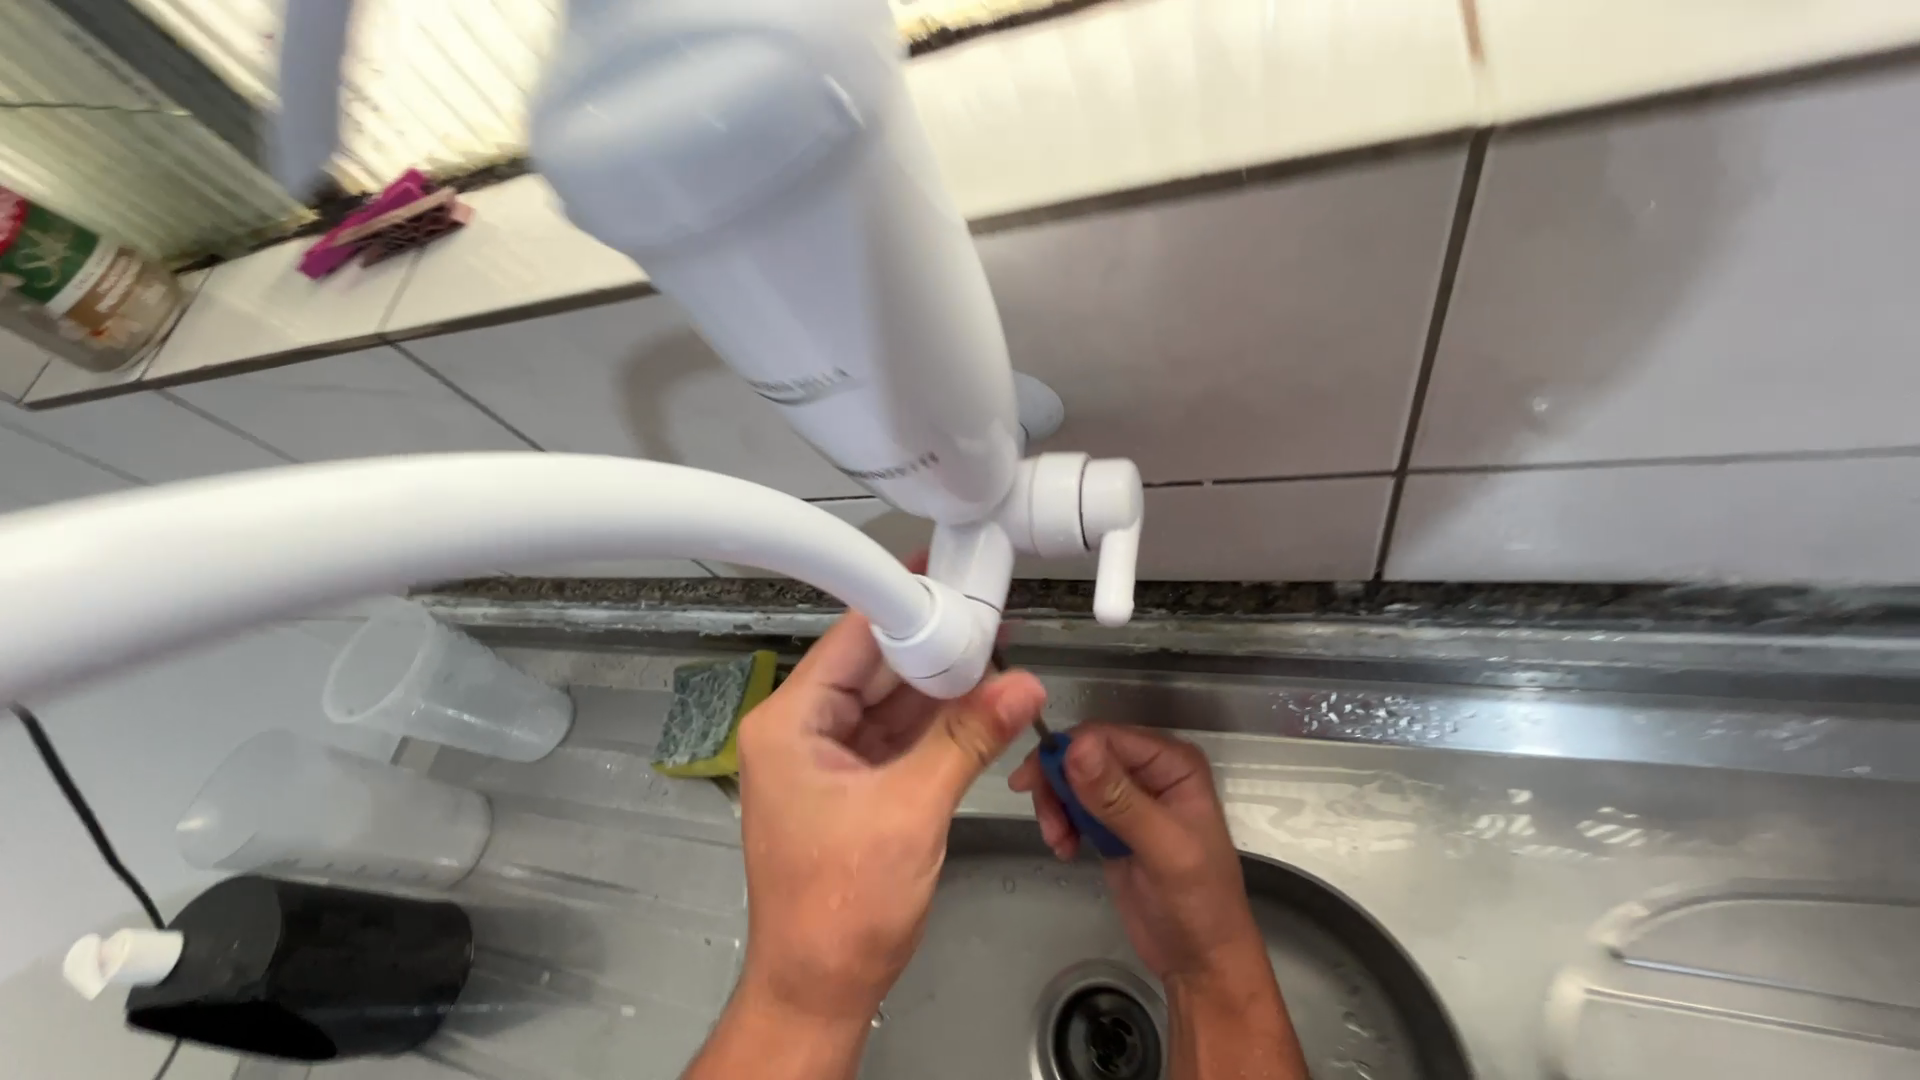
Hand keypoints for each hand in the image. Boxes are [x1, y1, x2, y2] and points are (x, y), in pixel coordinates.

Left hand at [732, 612, 1046, 1025]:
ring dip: (938, 684)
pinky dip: (934, 720)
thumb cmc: (838, 912)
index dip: (903, 606)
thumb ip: (969, 738)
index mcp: (790, 724)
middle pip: (873, 665)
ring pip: (889, 699)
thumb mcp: (913, 810)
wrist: (821, 988)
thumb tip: (1020, 687)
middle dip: (932, 647)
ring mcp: (826, 756)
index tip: (948, 583)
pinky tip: (975, 701)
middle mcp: (801, 731)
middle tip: (985, 621)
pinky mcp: (851, 781)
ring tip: (992, 655)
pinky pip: (896, 733)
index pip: (851, 638)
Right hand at [1010, 724, 1259, 979]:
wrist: (1201, 962)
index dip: (1067, 754)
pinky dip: (1060, 822)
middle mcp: (1150, 770)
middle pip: (1084, 754)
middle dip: (1057, 783)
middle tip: (1047, 823)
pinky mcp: (1112, 824)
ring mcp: (1130, 797)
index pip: (1106, 737)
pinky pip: (1073, 805)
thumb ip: (1118, 799)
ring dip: (1055, 806)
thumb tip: (1075, 748)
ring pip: (1073, 778)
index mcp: (1172, 762)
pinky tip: (1063, 847)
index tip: (1034, 783)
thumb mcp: (1162, 849)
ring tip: (1056, 841)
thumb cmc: (1198, 904)